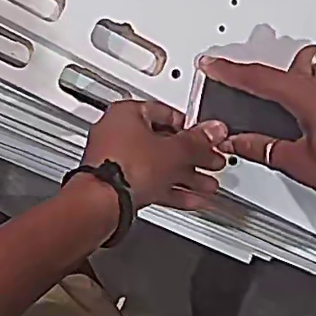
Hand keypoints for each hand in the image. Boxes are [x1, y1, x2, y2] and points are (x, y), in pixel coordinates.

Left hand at [80, 100, 227, 209]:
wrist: (102, 202)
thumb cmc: (124, 167)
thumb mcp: (173, 150)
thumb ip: (197, 142)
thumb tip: (212, 132)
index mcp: (126, 114)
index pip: (165, 112)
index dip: (190, 126)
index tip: (205, 136)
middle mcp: (116, 134)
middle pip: (161, 142)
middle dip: (190, 156)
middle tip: (209, 161)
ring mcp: (115, 161)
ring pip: (156, 166)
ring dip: (184, 176)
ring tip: (206, 184)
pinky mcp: (116, 184)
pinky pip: (149, 183)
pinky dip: (170, 190)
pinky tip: (191, 199)